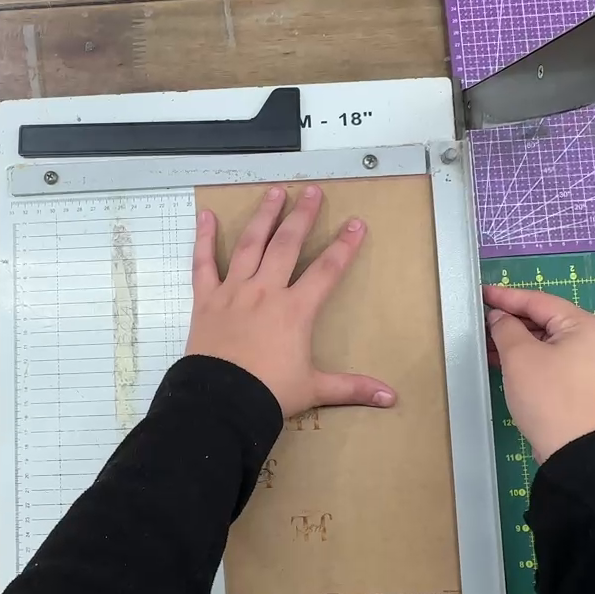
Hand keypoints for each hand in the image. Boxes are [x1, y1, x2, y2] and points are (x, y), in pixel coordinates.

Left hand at [186, 185, 395, 417]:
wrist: (222, 402)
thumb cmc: (268, 394)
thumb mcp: (314, 389)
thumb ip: (353, 387)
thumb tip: (391, 398)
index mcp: (295, 310)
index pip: (327, 270)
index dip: (344, 246)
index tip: (356, 224)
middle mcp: (265, 292)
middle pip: (287, 244)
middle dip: (302, 216)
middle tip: (312, 191)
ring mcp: (234, 292)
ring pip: (250, 244)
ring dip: (264, 216)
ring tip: (274, 192)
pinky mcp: (206, 300)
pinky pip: (203, 263)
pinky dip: (203, 238)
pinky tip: (205, 215)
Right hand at [484, 285, 594, 461]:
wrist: (578, 453)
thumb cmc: (550, 397)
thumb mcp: (520, 357)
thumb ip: (506, 328)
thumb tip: (499, 317)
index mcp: (587, 326)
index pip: (540, 302)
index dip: (507, 297)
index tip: (482, 293)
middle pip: (547, 321)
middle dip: (512, 321)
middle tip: (482, 320)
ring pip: (550, 343)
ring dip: (519, 342)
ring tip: (488, 343)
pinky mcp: (588, 385)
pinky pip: (556, 360)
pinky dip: (531, 358)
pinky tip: (506, 362)